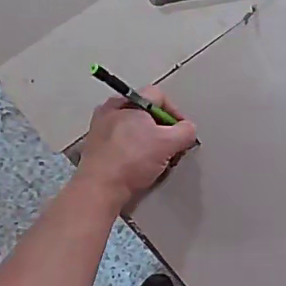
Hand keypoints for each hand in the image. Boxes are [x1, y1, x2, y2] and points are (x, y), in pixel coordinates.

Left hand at [75, 86, 197, 209]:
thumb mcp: (169, 143)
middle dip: (163, 131)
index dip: (176, 113)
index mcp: (125, 101)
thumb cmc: (129, 161)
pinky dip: (135, 155)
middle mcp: (109, 112)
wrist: (101, 188)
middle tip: (170, 148)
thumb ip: (185, 131)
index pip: (159, 97)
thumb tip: (188, 131)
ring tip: (155, 161)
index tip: (182, 131)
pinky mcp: (98, 151)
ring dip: (149, 145)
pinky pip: (123, 147)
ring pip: (135, 132)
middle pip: (146, 115)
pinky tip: (140, 169)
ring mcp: (101, 131)